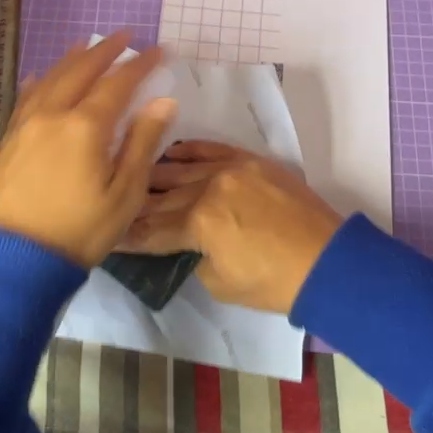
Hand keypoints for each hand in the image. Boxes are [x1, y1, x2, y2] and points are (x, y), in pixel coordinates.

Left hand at [0, 32, 177, 267]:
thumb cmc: (81, 230)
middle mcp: (54, 115)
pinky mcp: (9, 141)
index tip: (158, 51)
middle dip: (105, 51)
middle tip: (125, 37)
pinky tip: (41, 76)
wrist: (17, 261)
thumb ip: (143, 142)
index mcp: (86, 127)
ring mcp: (26, 126)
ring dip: (72, 60)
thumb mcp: (125, 193)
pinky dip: (39, 82)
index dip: (140, 65)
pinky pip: (26, 99)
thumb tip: (163, 101)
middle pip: (81, 71)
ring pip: (50, 80)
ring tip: (86, 45)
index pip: (118, 84)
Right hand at [122, 141, 343, 313]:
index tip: (106, 233)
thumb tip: (186, 244)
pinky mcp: (250, 160)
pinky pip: (211, 148)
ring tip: (132, 174)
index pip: (152, 229)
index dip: (127, 234)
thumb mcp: (220, 284)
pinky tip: (169, 152)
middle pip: (161, 196)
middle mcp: (208, 189)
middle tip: (112, 202)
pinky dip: (188, 150)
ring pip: (180, 169)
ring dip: (154, 174)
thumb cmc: (273, 283)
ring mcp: (230, 169)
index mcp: (198, 224)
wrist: (326, 261)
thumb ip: (194, 258)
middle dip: (135, 202)